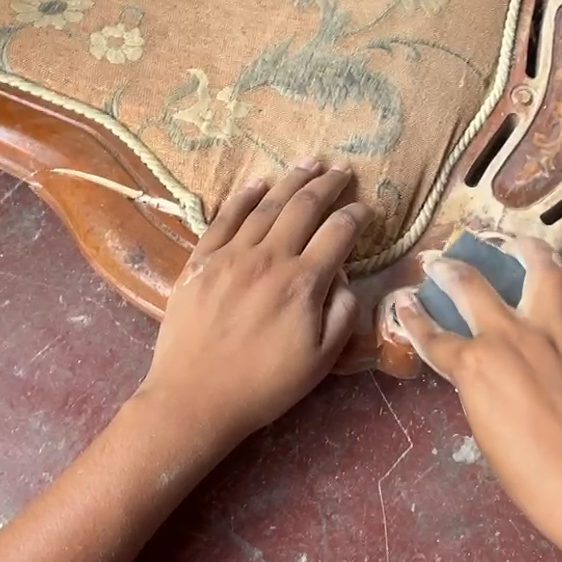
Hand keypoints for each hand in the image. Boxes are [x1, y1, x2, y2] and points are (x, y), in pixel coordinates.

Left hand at [137, 159, 374, 444]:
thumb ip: (342, 314)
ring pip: (267, 204)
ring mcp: (231, 255)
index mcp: (303, 283)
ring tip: (310, 163)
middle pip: (304, 206)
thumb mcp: (321, 361)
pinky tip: (258, 182)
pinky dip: (244, 196)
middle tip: (342, 170)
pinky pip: (225, 217)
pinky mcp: (201, 260)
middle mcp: (270, 258)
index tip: (367, 208)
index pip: (339, 233)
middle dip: (328, 184)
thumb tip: (346, 278)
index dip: (357, 215)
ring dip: (292, 180)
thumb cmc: (264, 385)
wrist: (195, 398)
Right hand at [392, 238, 561, 561]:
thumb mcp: (487, 433)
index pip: (433, 337)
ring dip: (528, 250)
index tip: (403, 302)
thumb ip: (479, 390)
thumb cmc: (535, 480)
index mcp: (476, 367)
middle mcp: (512, 336)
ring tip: (522, 245)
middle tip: (446, 261)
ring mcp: (557, 331)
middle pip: (474, 285)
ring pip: (544, 267)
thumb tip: (481, 372)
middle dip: (452, 268)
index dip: (413, 319)